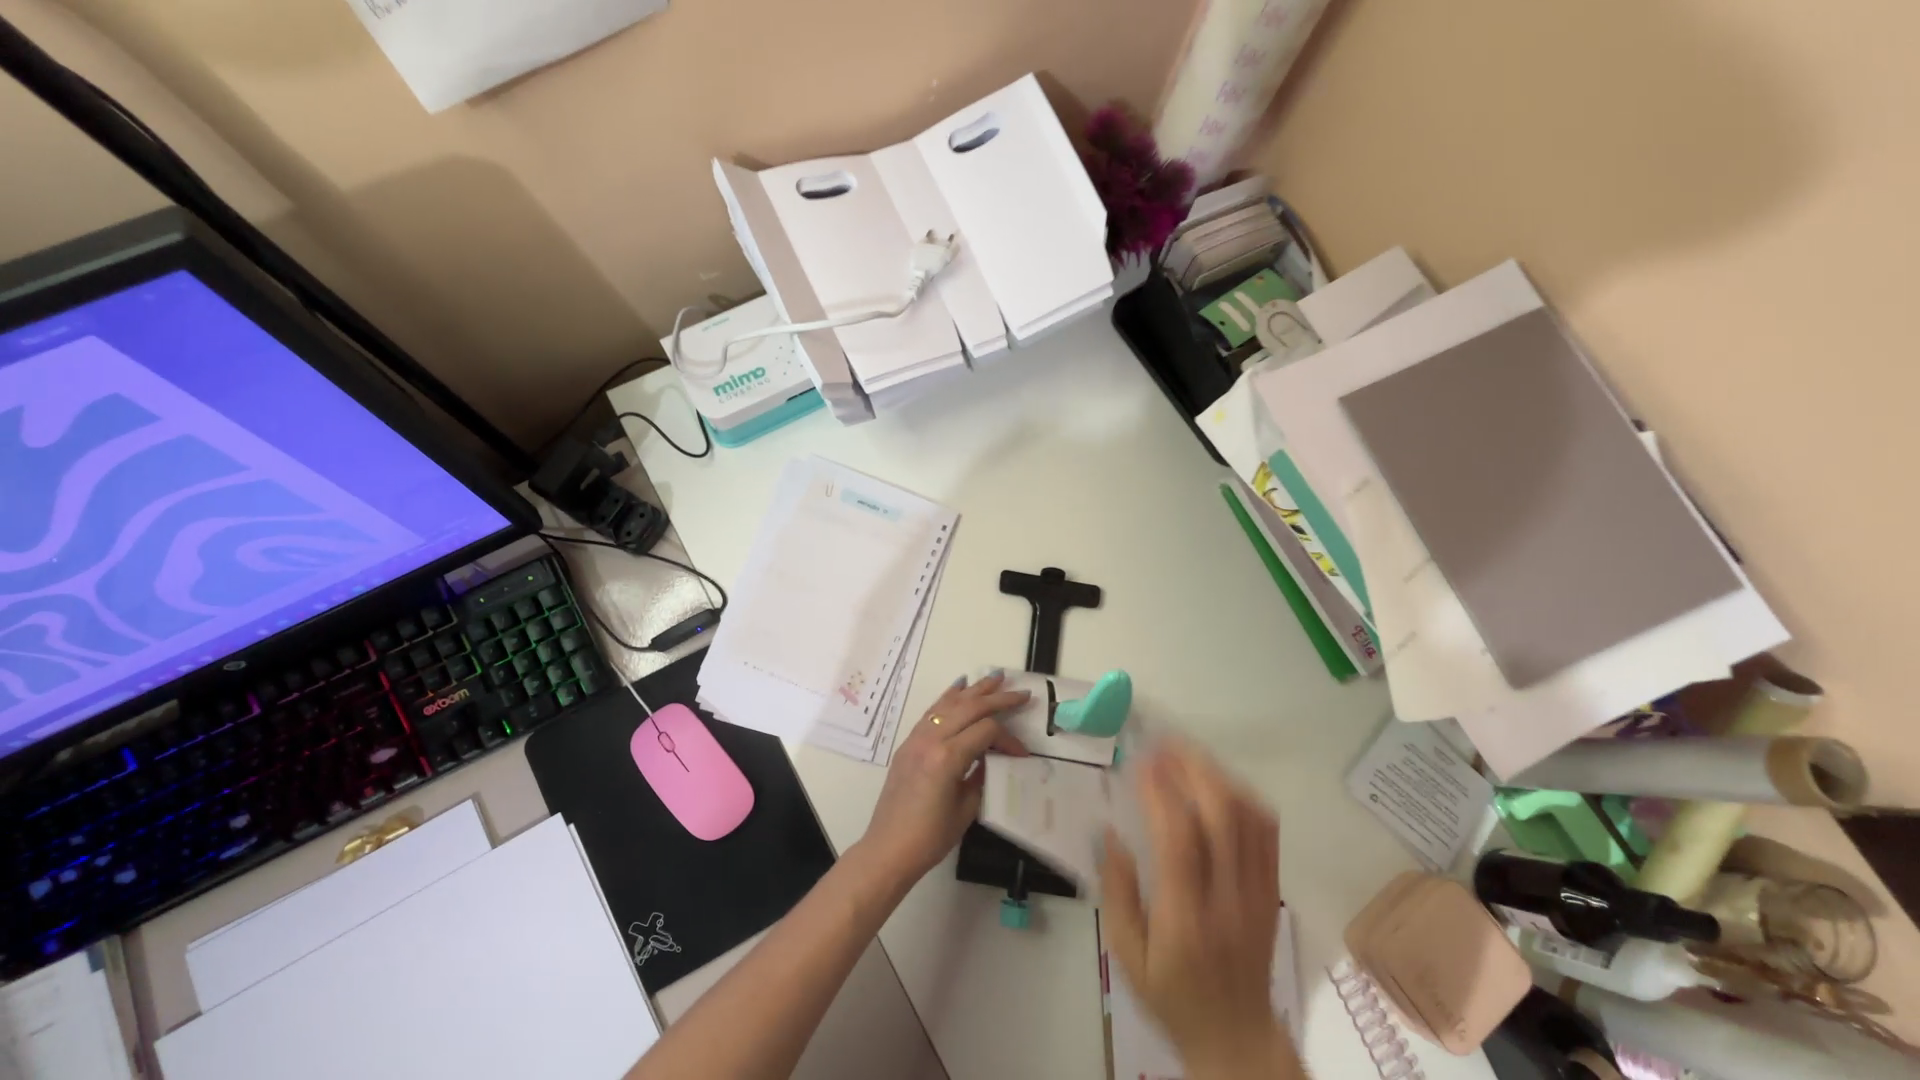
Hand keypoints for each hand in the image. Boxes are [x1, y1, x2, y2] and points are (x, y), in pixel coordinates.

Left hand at [857, 673, 1030, 886]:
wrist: (888, 849)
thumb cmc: (930, 837)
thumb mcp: (966, 809)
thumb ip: (981, 776)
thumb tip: (991, 758)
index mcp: (947, 757)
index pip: (986, 732)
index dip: (1009, 740)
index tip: (1021, 754)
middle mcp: (930, 740)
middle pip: (969, 708)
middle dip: (997, 698)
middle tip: (1021, 693)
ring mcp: (916, 739)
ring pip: (948, 704)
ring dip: (973, 690)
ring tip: (995, 678)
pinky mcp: (908, 744)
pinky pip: (931, 712)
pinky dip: (948, 697)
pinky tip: (959, 687)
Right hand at [1100, 741, 1287, 1079]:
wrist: (1235, 1035)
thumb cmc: (1170, 996)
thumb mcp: (1126, 955)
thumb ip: (1118, 892)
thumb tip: (1110, 833)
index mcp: (1185, 919)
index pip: (1179, 841)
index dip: (1161, 792)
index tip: (1140, 761)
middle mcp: (1227, 899)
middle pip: (1222, 818)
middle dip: (1194, 769)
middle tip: (1166, 743)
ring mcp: (1257, 893)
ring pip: (1249, 819)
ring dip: (1219, 777)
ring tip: (1188, 754)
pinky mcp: (1272, 891)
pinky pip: (1268, 835)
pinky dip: (1246, 799)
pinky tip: (1221, 784)